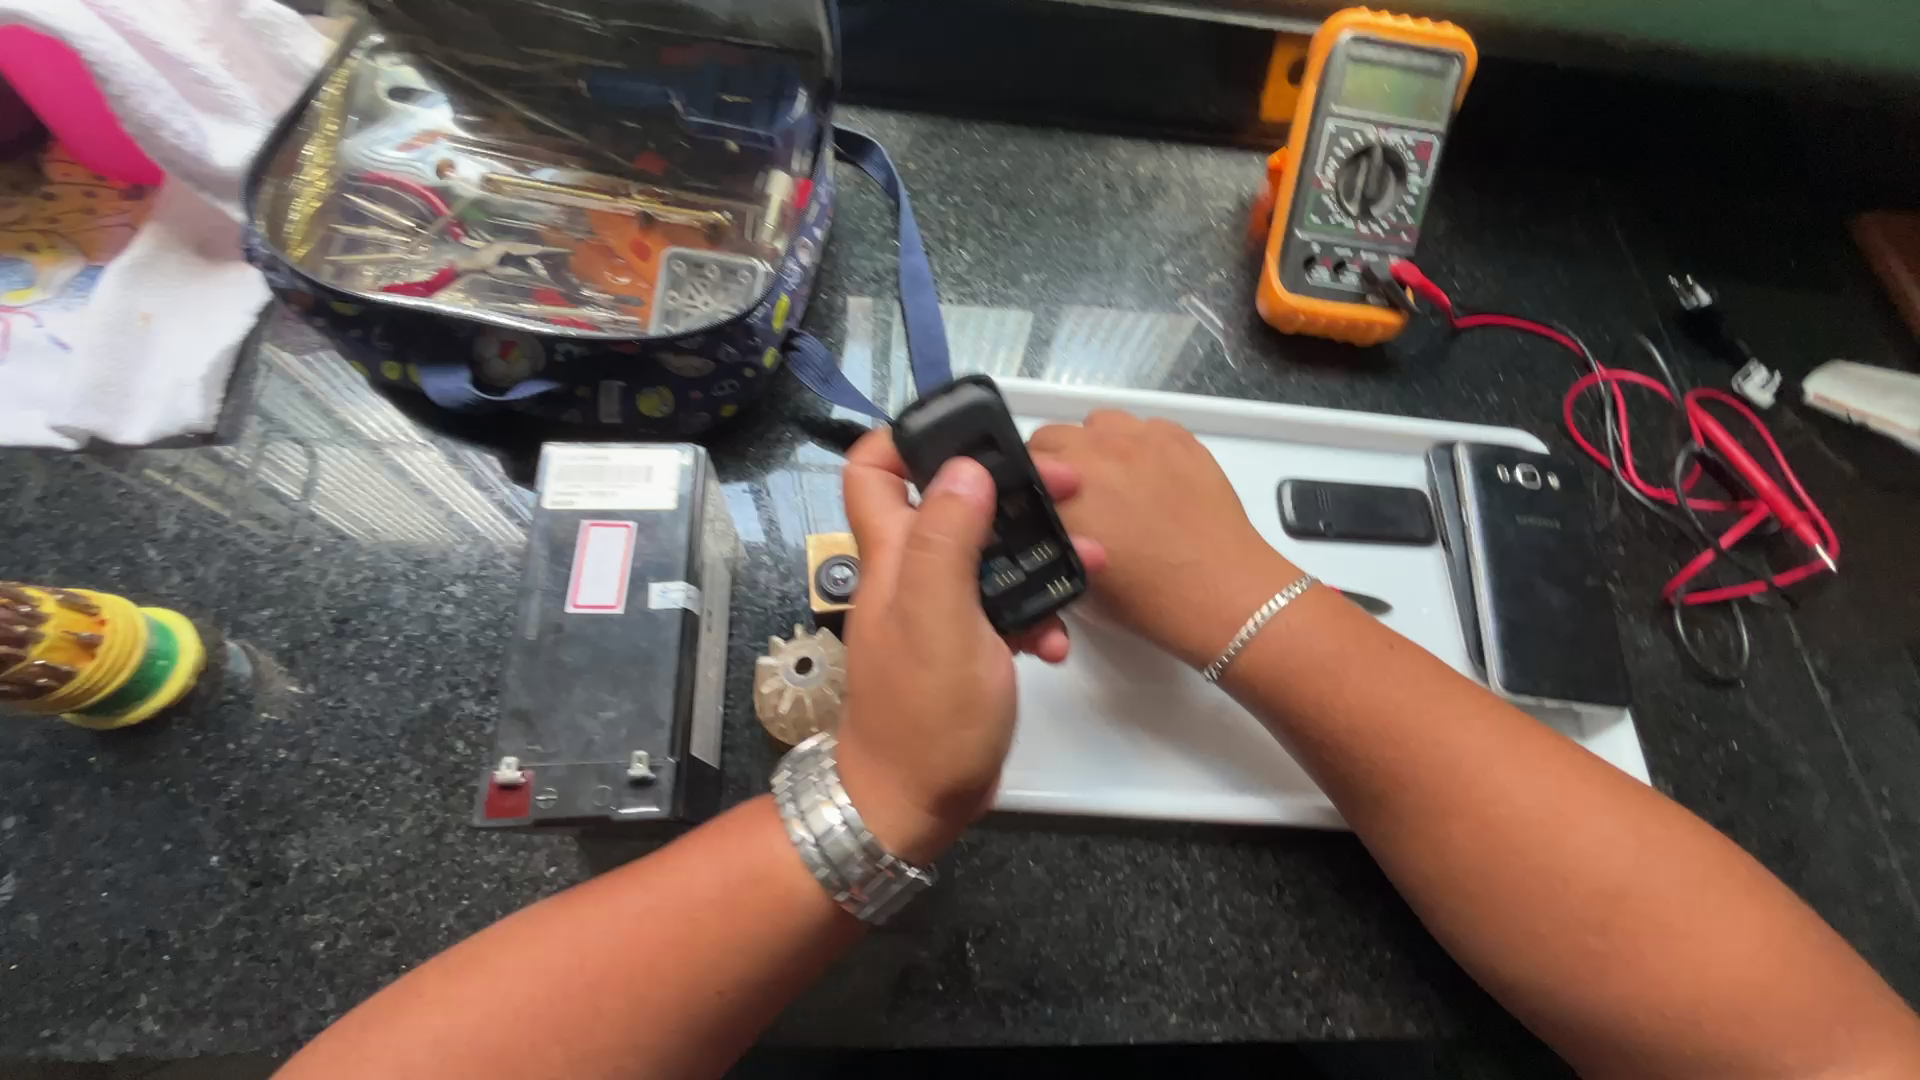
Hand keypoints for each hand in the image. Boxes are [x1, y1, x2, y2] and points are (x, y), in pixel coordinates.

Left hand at [834, 429, 1106, 863]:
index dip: (909, 439)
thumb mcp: (939, 619)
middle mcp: (912, 572)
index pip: (874, 470)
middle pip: (953, 501)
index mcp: (893, 555)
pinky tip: (1055, 639)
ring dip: (1035, 555)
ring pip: (989, 554)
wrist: (917, 802)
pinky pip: (1003, 607)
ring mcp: (941, 607)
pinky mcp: (968, 641)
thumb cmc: (926, 713)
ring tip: (1087, 562)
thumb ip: (947, 540)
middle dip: (1008, 489)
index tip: (968, 434)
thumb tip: (964, 468)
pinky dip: (1033, 612)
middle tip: (1064, 488)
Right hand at [1028, 410, 1301, 668]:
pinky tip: (1150, 478)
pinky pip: (1144, 426)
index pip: (1023, 462)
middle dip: (1056, 461)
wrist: (1219, 593)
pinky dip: (1138, 445)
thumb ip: (1052, 532)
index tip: (1040, 503)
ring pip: (1099, 423)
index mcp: (1063, 486)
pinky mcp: (1180, 439)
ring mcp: (1141, 438)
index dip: (1027, 484)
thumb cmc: (1144, 597)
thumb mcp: (1074, 571)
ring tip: (1112, 479)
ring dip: (1095, 444)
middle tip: (1073, 496)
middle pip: (1053, 435)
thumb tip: (1051, 513)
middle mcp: (1096, 450)